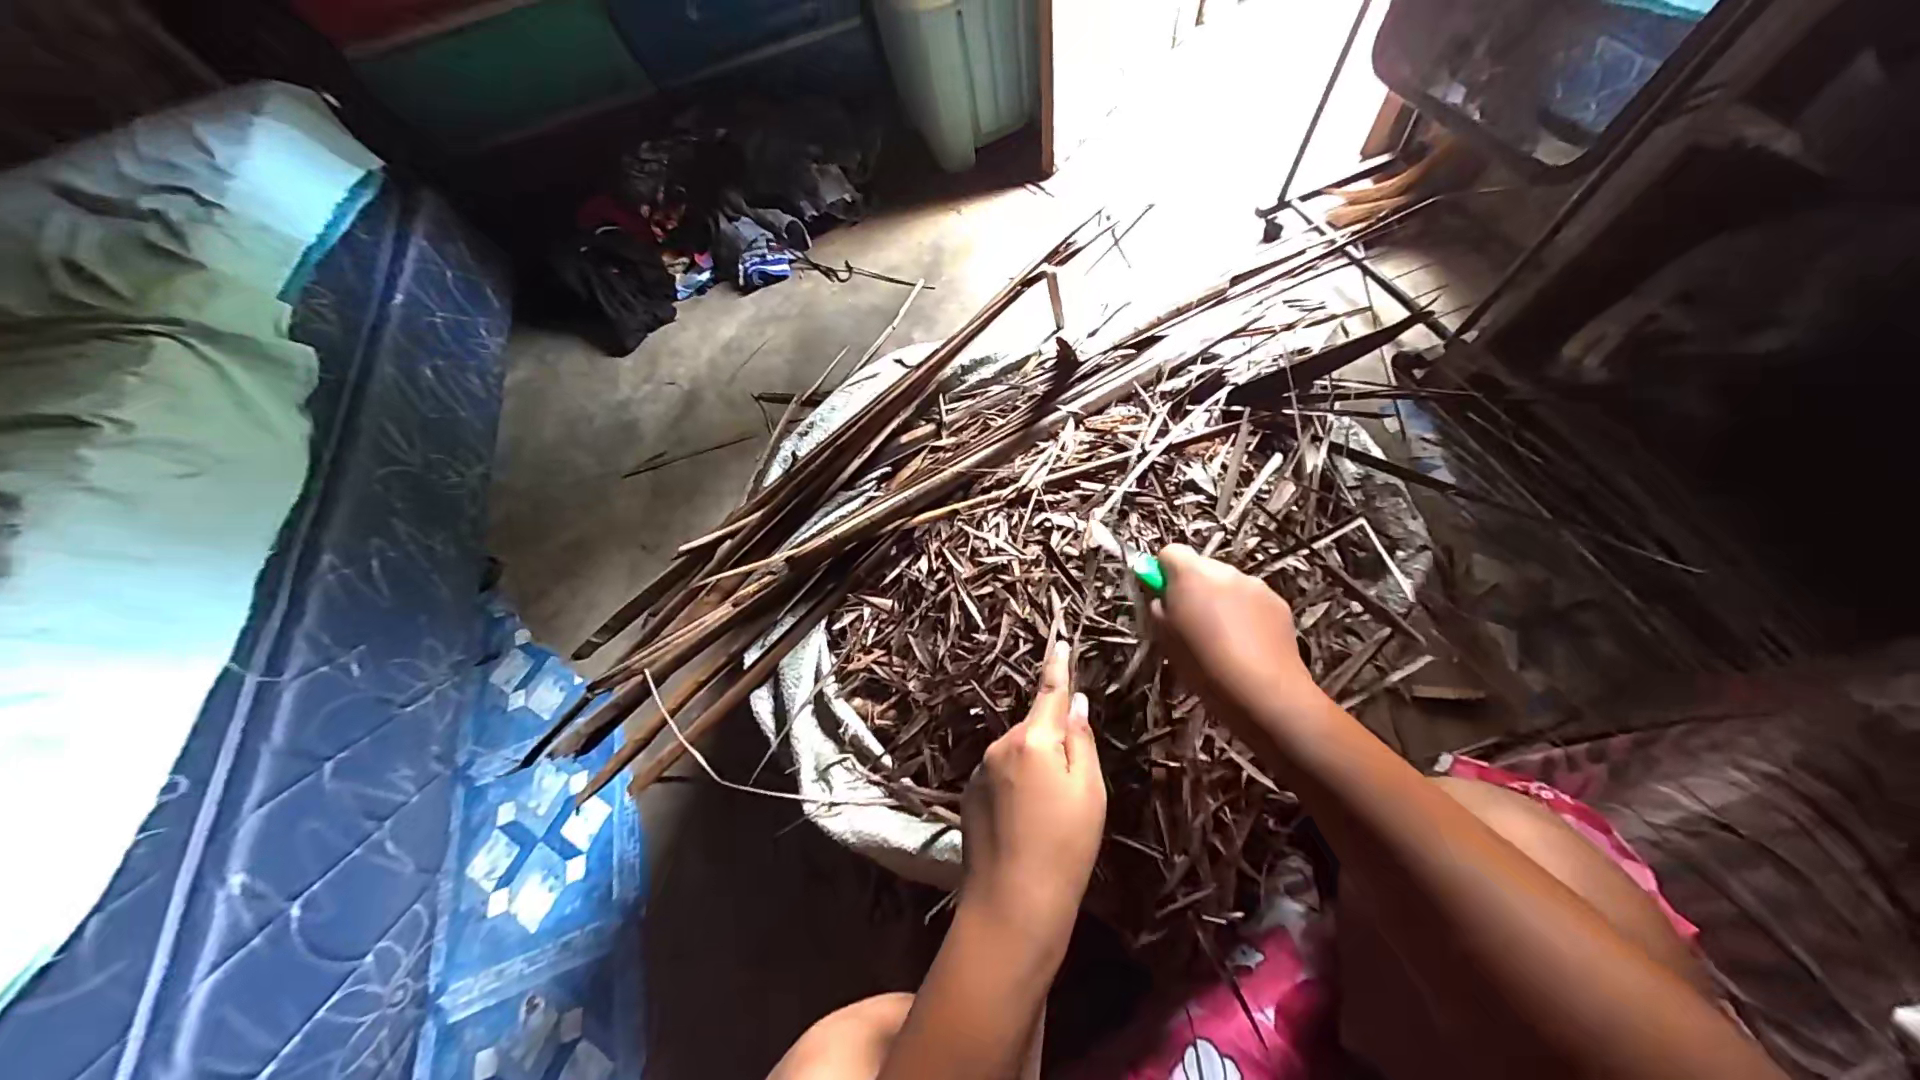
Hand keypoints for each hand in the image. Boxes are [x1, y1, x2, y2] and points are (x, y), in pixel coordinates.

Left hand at [960, 640, 1105, 928]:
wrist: (1012, 903)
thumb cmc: (1066, 846)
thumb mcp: (1089, 791)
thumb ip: (1080, 740)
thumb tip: (1075, 702)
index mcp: (1033, 739)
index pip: (1049, 691)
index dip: (1058, 665)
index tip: (1060, 641)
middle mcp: (1000, 745)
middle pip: (1034, 726)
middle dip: (1051, 736)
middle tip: (1074, 779)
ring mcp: (980, 769)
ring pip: (1017, 752)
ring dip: (1034, 763)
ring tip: (1051, 810)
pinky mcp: (969, 793)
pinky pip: (1001, 774)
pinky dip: (1016, 783)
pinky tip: (1026, 820)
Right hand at [1152, 543, 1325, 734]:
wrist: (1262, 690)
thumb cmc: (1202, 663)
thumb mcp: (1163, 636)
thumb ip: (1159, 607)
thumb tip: (1163, 597)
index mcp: (1191, 574)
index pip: (1169, 551)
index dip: (1163, 573)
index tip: (1165, 599)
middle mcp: (1225, 571)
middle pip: (1201, 567)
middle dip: (1194, 587)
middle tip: (1191, 623)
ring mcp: (1255, 585)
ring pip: (1228, 584)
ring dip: (1221, 600)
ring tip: (1222, 638)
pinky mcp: (1279, 603)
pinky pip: (1252, 600)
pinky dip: (1245, 614)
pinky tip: (1246, 644)